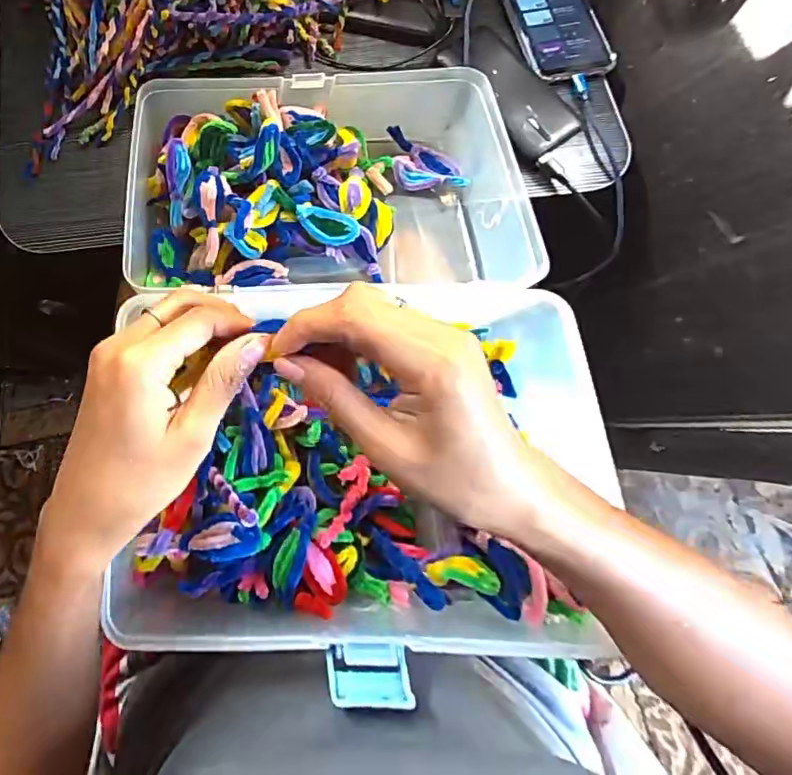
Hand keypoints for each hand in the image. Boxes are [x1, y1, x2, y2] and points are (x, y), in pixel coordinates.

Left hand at [39, 290, 264, 573]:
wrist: (83, 511)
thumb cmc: (140, 485)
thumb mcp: (191, 437)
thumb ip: (222, 382)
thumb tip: (256, 343)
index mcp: (139, 362)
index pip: (198, 319)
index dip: (235, 321)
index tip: (264, 337)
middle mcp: (118, 344)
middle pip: (177, 303)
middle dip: (218, 311)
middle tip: (249, 337)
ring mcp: (107, 351)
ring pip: (161, 313)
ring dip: (198, 320)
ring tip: (231, 347)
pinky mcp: (105, 362)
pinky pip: (147, 332)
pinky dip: (177, 334)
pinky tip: (200, 358)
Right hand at [269, 283, 577, 539]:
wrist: (516, 489)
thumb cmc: (455, 482)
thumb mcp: (385, 447)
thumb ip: (334, 398)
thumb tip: (286, 364)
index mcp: (431, 361)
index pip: (354, 316)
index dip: (306, 326)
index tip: (276, 353)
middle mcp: (440, 332)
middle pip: (361, 301)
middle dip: (315, 325)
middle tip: (291, 362)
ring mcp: (445, 331)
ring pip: (371, 305)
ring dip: (333, 329)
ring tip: (315, 368)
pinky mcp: (443, 338)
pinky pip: (387, 320)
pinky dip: (355, 335)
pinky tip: (345, 366)